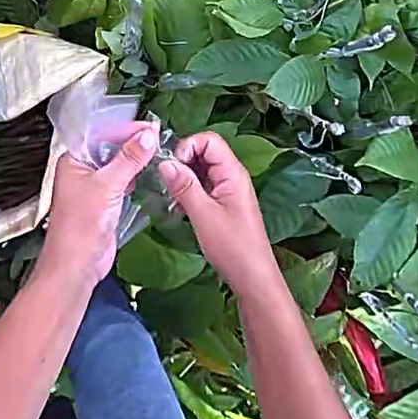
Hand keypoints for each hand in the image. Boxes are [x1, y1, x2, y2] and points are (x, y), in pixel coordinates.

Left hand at [39, 122, 160, 287]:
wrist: (77, 264)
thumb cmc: (79, 227)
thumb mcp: (108, 185)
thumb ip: (128, 159)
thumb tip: (146, 137)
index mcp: (73, 160)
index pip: (100, 133)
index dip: (124, 128)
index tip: (148, 127)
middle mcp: (80, 171)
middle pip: (108, 148)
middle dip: (131, 142)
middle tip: (156, 136)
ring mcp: (92, 187)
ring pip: (116, 165)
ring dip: (134, 159)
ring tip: (155, 150)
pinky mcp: (103, 202)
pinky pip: (120, 182)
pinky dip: (133, 176)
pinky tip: (146, 172)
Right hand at [158, 132, 281, 300]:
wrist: (252, 278)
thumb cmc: (232, 247)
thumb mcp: (203, 215)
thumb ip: (183, 186)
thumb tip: (165, 163)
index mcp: (232, 173)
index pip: (208, 140)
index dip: (187, 147)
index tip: (173, 166)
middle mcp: (232, 176)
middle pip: (203, 152)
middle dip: (182, 162)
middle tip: (168, 182)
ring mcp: (228, 189)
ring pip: (201, 169)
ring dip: (184, 177)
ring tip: (173, 196)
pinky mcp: (223, 202)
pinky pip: (202, 184)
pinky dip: (189, 190)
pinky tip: (181, 206)